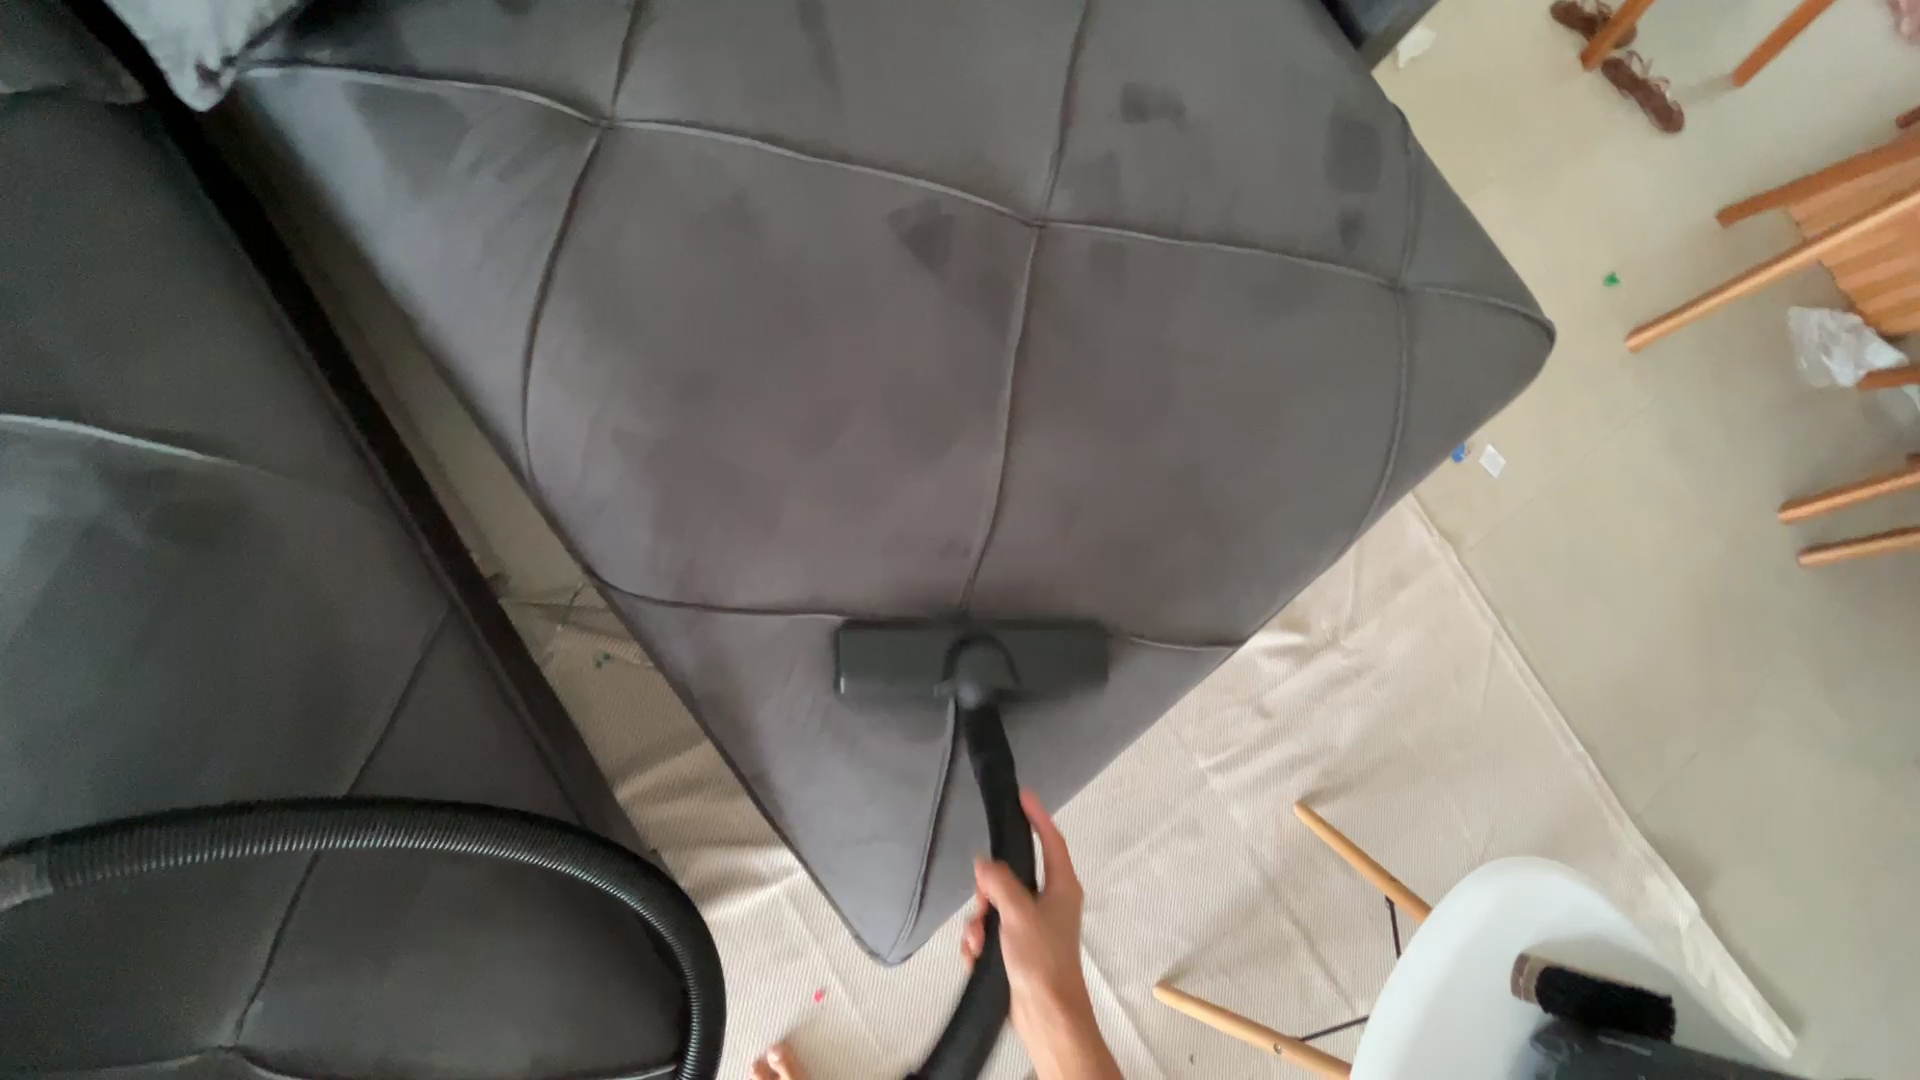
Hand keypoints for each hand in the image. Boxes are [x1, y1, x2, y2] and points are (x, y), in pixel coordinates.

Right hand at [962, 790, 1121, 1079]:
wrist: (1046, 1018)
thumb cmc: (1042, 959)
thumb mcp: (1019, 912)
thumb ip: (1000, 882)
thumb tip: (984, 863)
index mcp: (1062, 887)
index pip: (1051, 841)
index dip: (1037, 817)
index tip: (1022, 795)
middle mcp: (1049, 902)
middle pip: (1011, 876)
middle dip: (989, 889)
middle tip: (983, 903)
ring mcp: (1033, 927)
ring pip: (995, 906)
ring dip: (980, 922)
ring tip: (977, 941)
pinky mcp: (1018, 950)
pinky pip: (990, 932)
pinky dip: (979, 942)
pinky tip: (976, 956)